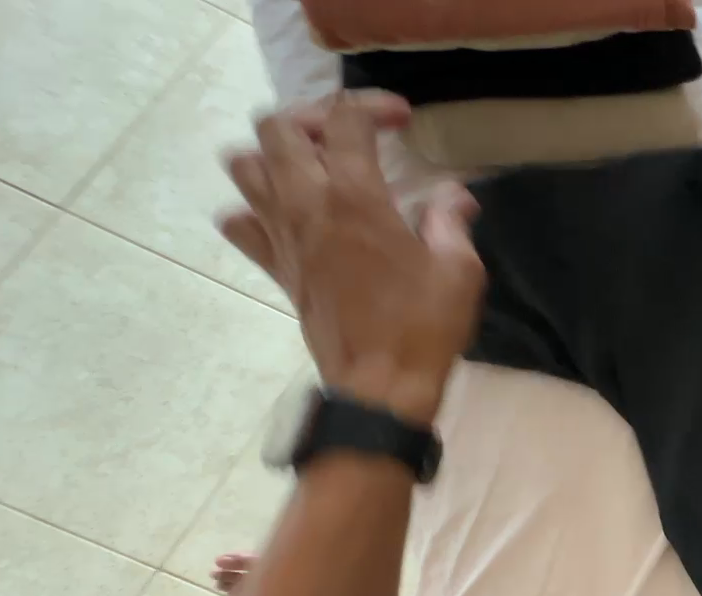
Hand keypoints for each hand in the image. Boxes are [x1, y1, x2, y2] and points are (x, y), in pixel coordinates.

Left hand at [218, 91, 483, 423]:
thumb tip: (454, 195)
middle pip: (278, 128)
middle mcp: (305, 204)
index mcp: (354, 198)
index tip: (403, 119)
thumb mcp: (460, 271)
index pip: (346, 121)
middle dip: (314, 120)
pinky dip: (256, 209)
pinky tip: (289, 220)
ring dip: (275, 155)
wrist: (381, 383)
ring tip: (313, 170)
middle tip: (351, 139)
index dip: (374, 107)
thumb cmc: (426, 326)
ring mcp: (281, 235)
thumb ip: (452, 222)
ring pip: (245, 164)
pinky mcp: (275, 266)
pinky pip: (241, 221)